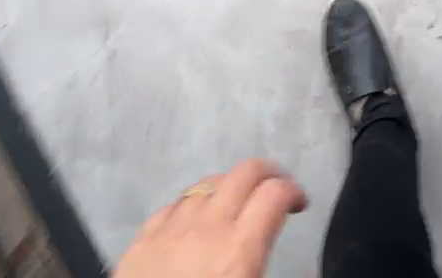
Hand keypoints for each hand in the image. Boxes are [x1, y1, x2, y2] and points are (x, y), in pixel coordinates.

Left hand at [113, 158, 308, 277]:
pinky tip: (192, 225)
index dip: (294, 191)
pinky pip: (174, 205)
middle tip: (276, 189)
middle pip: (245, 172)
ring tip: (235, 204)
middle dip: (268, 173)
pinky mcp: (142, 240)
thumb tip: (299, 270)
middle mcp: (209, 228)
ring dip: (229, 187)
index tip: (300, 204)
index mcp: (240, 252)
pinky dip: (192, 207)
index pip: (275, 195)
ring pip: (208, 183)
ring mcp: (172, 229)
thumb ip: (263, 269)